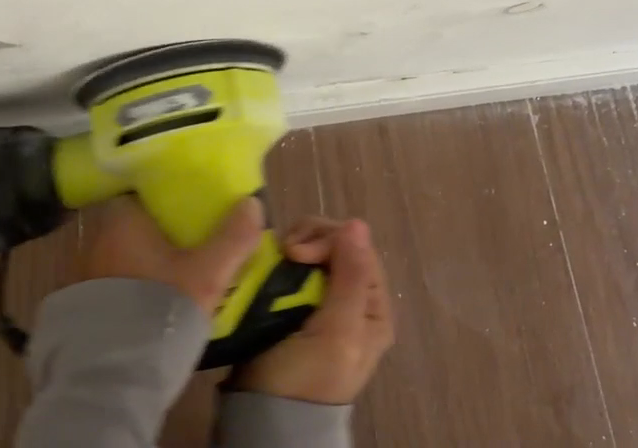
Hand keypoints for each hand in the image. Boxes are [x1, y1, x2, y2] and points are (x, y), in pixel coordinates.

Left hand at [80, 195, 263, 315]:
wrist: (113, 372)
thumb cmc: (160, 308)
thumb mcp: (207, 275)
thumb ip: (232, 239)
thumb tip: (253, 203)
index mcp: (121, 217)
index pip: (144, 192)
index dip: (167, 198)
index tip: (189, 208)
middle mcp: (97, 236)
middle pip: (134, 223)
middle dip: (159, 232)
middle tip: (190, 242)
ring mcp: (85, 269)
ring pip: (123, 254)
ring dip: (145, 261)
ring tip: (175, 274)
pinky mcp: (83, 302)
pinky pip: (113, 281)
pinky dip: (131, 285)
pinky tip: (153, 300)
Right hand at [230, 217, 394, 404]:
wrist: (266, 414)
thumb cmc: (308, 377)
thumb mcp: (338, 333)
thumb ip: (350, 279)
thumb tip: (358, 223)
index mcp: (371, 307)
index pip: (359, 248)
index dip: (331, 239)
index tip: (298, 252)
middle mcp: (350, 295)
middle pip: (335, 242)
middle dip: (310, 239)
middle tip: (286, 253)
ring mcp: (320, 294)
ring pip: (311, 246)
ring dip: (293, 245)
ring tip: (276, 259)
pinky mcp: (292, 295)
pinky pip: (290, 261)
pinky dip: (279, 256)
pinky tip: (268, 263)